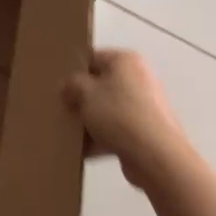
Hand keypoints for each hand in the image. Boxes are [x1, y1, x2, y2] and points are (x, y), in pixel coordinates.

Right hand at [62, 48, 187, 188]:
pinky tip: (83, 151)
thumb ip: (72, 84)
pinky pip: (118, 130)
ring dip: (90, 121)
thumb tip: (69, 87)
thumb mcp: (85, 93)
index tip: (59, 86)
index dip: (73, 71)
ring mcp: (146, 107)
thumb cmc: (119, 115)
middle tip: (62, 108)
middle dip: (81, 99)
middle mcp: (139, 79)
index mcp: (126, 60)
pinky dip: (102, 139)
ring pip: (109, 109)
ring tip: (69, 132)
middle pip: (101, 85)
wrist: (157, 158)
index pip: (93, 57)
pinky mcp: (147, 133)